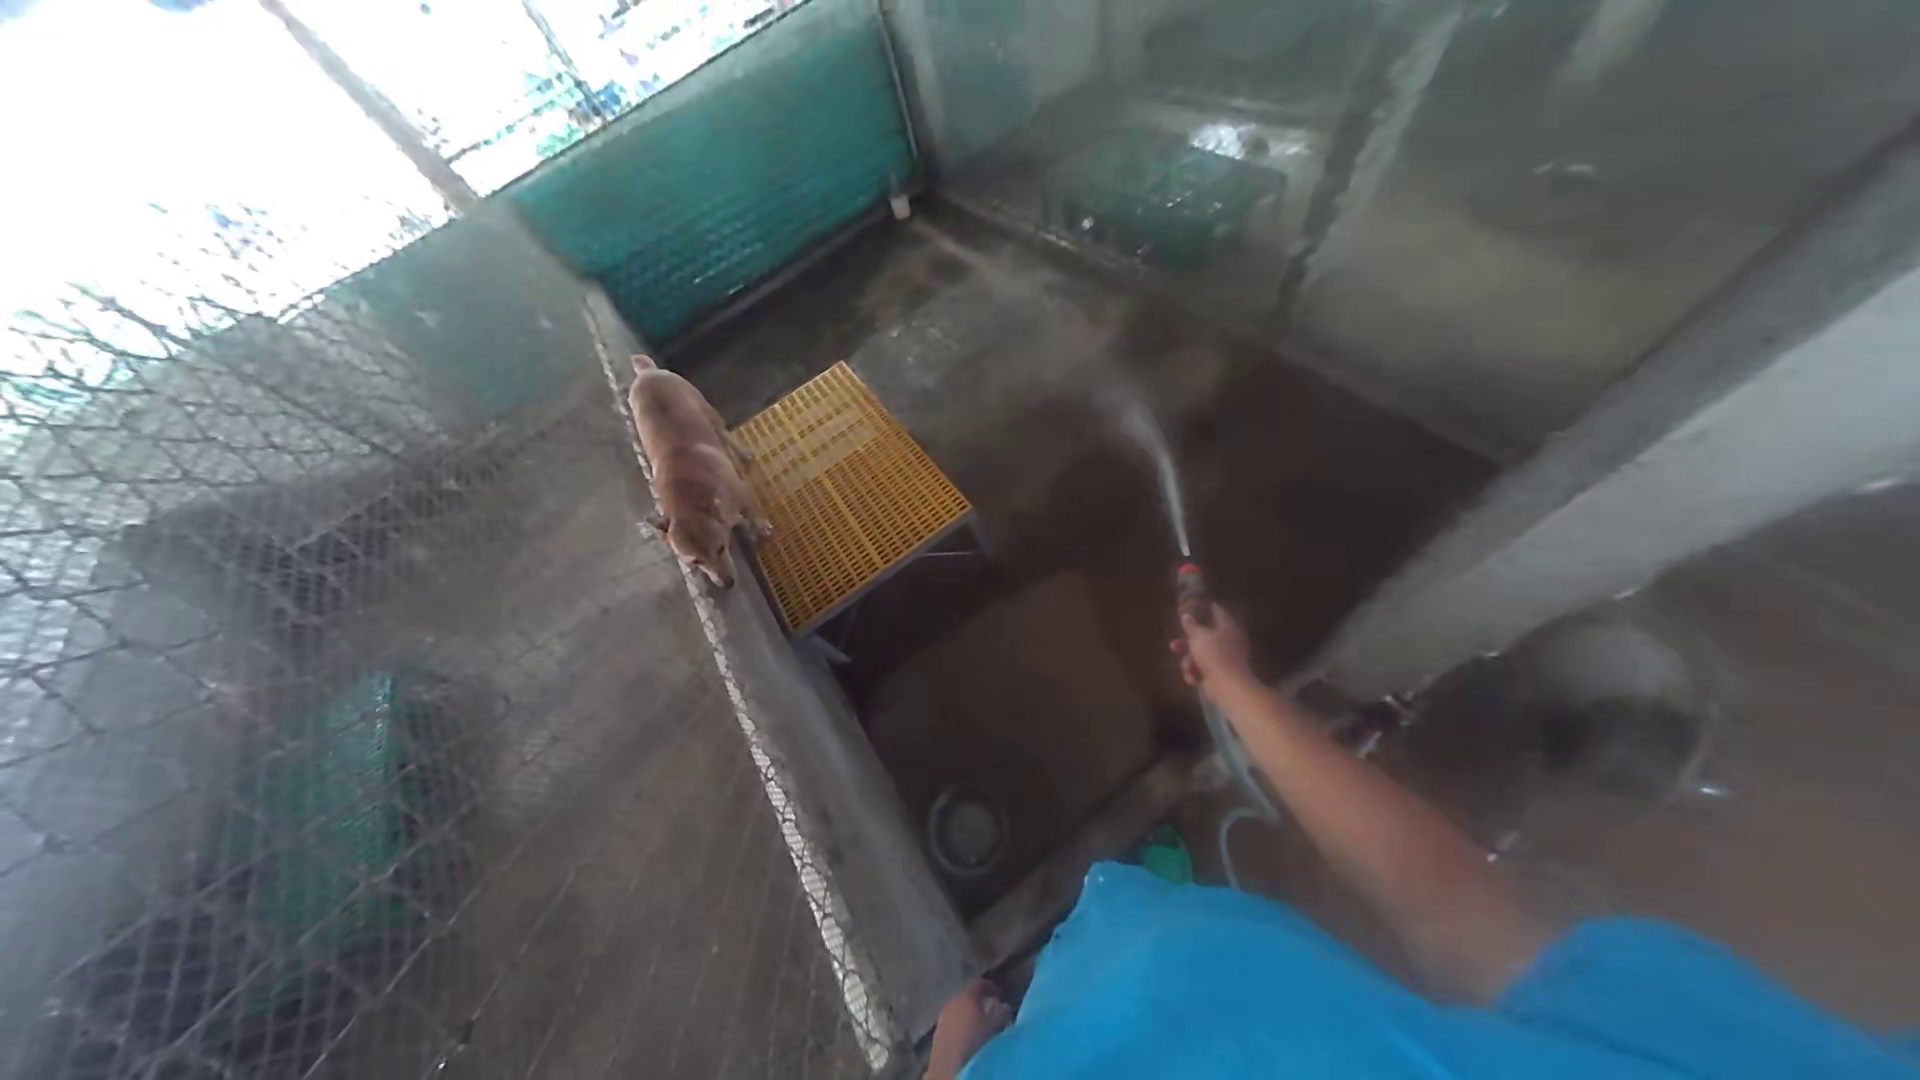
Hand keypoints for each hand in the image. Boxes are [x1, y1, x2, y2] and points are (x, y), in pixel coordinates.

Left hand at [924, 979, 1010, 1079]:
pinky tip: (968, 1042)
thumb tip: (1004, 1007)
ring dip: (969, 1018)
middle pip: (967, 998)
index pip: (979, 983)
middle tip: (992, 1014)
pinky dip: (961, 1030)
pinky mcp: (936, 1038)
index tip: (1001, 996)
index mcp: (965, 996)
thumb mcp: (996, 1026)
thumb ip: (1002, 1013)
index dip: (991, 988)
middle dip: (979, 1004)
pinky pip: (952, 1028)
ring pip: (958, 1013)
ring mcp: (941, 1021)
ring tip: (981, 1030)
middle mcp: (950, 1003)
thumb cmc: (976, 1042)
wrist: (949, 1070)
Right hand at [1170, 600, 1254, 693]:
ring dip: (1189, 662)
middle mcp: (1228, 641)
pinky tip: (1193, 678)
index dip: (1209, 608)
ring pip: (1200, 655)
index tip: (1199, 605)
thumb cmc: (1214, 654)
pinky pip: (1202, 669)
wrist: (1226, 684)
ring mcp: (1224, 658)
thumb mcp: (1198, 636)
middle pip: (1204, 637)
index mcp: (1227, 628)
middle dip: (1187, 644)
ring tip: (1186, 668)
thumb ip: (1191, 625)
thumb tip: (1186, 615)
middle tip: (1174, 645)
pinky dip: (1196, 673)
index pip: (1219, 613)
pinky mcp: (1219, 674)